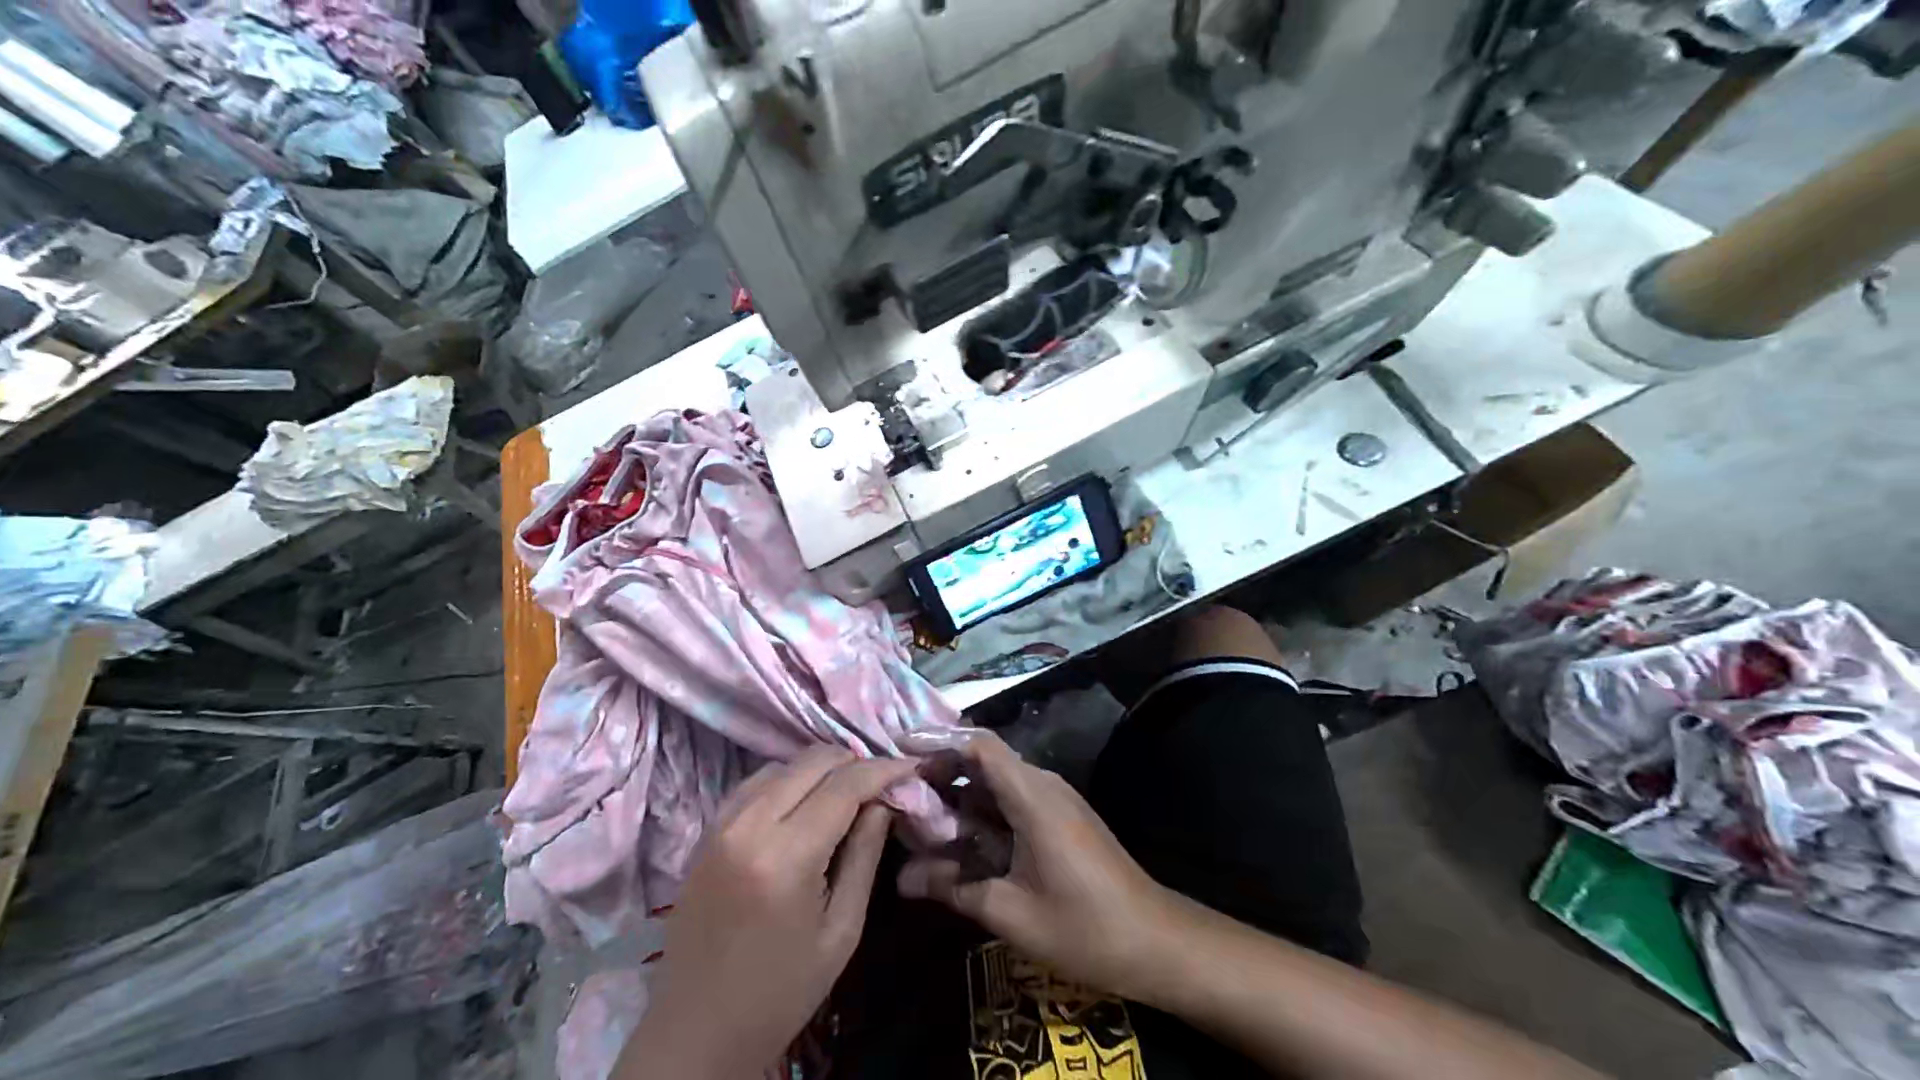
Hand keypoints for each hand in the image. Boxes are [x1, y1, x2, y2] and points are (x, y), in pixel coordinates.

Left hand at [619, 747, 915, 1079]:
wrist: (697, 1032)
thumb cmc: (782, 992)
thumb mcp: (842, 929)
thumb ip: (865, 854)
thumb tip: (884, 801)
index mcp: (785, 856)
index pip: (844, 785)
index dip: (883, 769)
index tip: (911, 768)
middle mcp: (747, 825)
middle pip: (812, 760)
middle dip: (854, 762)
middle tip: (881, 784)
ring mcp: (720, 824)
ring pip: (783, 764)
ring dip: (821, 769)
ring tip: (848, 793)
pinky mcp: (705, 832)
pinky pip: (754, 782)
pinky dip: (787, 779)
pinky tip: (805, 802)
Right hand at [896, 732, 1187, 1000]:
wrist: (1156, 941)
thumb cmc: (1084, 926)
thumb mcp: (1010, 912)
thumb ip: (953, 888)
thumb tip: (900, 879)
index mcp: (1032, 796)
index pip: (980, 746)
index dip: (938, 741)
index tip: (898, 750)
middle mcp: (1042, 786)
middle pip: (983, 761)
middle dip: (939, 772)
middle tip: (897, 792)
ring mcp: (1052, 802)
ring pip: (995, 784)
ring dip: (957, 797)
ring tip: (915, 817)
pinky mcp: (1057, 820)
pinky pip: (1010, 804)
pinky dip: (979, 814)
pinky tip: (955, 840)